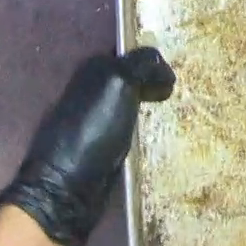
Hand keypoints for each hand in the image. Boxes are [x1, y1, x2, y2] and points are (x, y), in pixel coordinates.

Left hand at [0, 48, 174, 245]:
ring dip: (152, 110)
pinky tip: (159, 137)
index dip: (154, 62)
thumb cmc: (92, 131)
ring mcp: (95, 122)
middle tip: (181, 94)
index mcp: (92, 71)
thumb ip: (141, 66)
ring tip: (176, 115)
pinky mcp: (101, 149)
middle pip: (133, 80)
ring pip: (133, 106)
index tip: (176, 74)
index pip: (131, 56)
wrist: (65, 190)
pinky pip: (130, 131)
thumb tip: (164, 68)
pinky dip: (145, 132)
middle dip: (155, 85)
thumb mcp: (119, 84)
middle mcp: (91, 92)